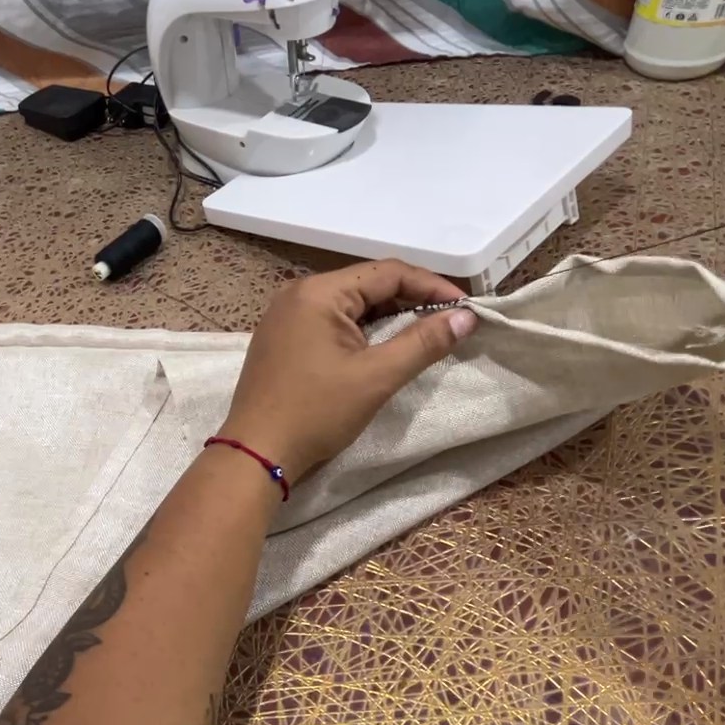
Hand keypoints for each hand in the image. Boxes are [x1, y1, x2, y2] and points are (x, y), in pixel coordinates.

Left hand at [218, 260, 477, 484]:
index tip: (467, 308)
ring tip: (423, 334)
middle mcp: (298, 293)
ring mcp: (285, 316)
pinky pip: (330, 322)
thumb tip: (466, 317)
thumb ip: (423, 343)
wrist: (257, 452)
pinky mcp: (281, 339)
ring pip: (349, 304)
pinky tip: (382, 347)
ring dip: (387, 317)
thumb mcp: (376, 377)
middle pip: (367, 284)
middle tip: (450, 322)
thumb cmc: (316, 412)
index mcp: (319, 292)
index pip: (388, 272)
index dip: (432, 287)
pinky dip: (361, 331)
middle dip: (411, 300)